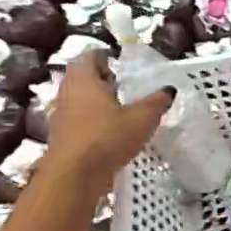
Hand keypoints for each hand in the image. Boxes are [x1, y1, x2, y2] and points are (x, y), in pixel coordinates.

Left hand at [45, 53, 173, 182]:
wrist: (75, 175)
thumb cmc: (108, 137)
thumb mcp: (143, 118)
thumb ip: (157, 101)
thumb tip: (168, 89)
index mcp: (84, 81)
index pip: (88, 57)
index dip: (103, 55)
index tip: (119, 59)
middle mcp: (68, 93)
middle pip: (81, 76)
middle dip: (100, 76)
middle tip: (123, 80)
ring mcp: (62, 115)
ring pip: (78, 97)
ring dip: (96, 97)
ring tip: (121, 103)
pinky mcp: (63, 135)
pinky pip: (78, 116)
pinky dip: (93, 116)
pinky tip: (112, 126)